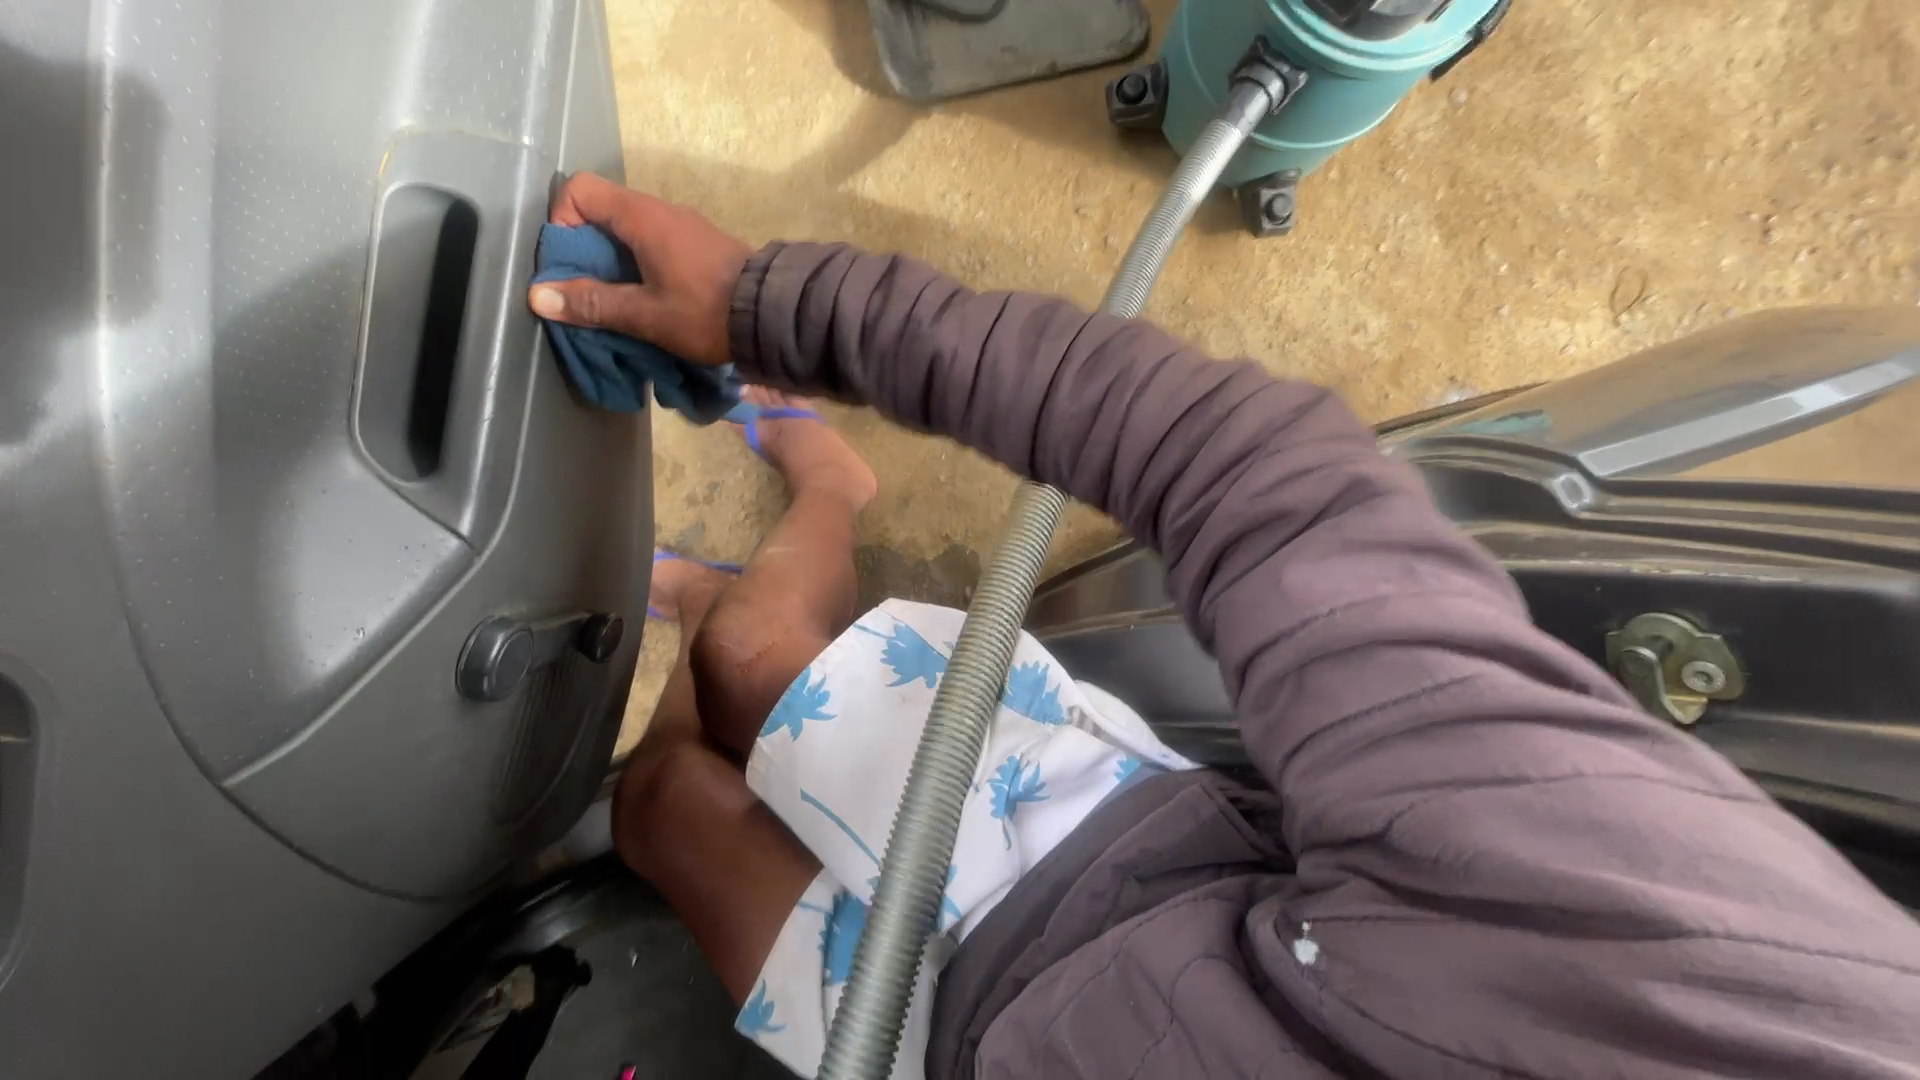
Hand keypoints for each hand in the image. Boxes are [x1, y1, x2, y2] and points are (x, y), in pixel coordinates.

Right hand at [527, 173, 751, 366]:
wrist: (774, 318)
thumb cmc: (707, 314)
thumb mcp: (646, 315)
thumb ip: (594, 304)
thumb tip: (539, 295)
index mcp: (643, 217)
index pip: (581, 189)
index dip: (562, 222)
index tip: (570, 265)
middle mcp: (663, 211)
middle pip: (605, 213)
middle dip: (587, 251)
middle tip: (590, 293)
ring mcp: (687, 227)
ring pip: (633, 232)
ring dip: (617, 263)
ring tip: (619, 303)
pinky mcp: (703, 247)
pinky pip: (659, 246)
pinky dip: (644, 266)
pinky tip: (651, 300)